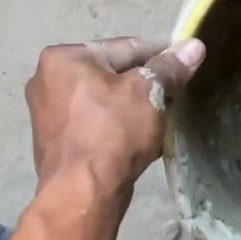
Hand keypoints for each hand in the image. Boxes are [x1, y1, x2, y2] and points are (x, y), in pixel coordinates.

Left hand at [24, 36, 205, 193]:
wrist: (83, 193)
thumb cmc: (113, 133)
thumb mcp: (148, 93)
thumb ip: (169, 68)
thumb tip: (194, 46)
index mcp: (63, 57)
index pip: (124, 47)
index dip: (159, 52)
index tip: (184, 58)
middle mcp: (45, 79)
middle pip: (109, 72)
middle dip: (142, 80)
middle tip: (175, 89)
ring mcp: (46, 112)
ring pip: (101, 98)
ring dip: (129, 103)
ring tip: (160, 112)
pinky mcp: (53, 140)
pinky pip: (92, 122)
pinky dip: (114, 123)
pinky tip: (136, 133)